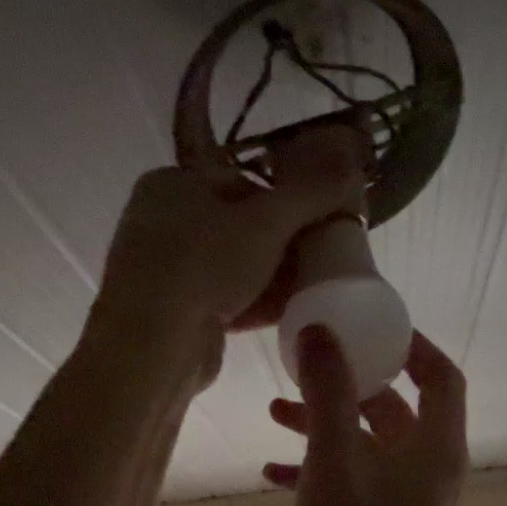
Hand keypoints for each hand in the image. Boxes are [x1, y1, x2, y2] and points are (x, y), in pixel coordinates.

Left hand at [92, 127, 364, 386]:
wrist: (154, 347)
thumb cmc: (203, 265)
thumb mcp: (266, 221)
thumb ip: (311, 191)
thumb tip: (353, 158)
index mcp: (170, 184)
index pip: (238, 180)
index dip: (283, 198)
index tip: (317, 218)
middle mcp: (160, 223)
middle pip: (237, 227)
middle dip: (282, 242)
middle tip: (322, 253)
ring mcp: (164, 273)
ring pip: (232, 267)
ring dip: (273, 276)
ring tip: (315, 284)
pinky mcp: (175, 315)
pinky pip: (223, 300)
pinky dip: (255, 303)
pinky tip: (291, 312)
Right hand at [265, 328, 468, 505]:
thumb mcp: (333, 459)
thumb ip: (327, 392)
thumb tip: (319, 332)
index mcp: (436, 451)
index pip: (441, 379)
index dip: (412, 347)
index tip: (372, 328)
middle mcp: (429, 473)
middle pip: (397, 410)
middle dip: (351, 386)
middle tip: (311, 365)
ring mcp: (404, 505)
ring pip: (368, 446)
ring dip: (325, 426)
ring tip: (275, 412)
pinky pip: (352, 481)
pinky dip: (318, 468)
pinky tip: (272, 472)